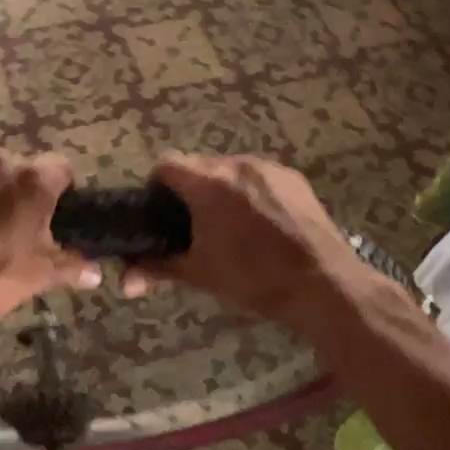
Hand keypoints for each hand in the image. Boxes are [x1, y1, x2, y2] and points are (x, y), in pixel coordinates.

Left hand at [0, 150, 101, 331]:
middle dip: (21, 189)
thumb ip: (72, 267)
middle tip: (15, 223)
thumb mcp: (39, 277)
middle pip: (21, 167)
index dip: (62, 187)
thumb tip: (96, 272)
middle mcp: (1, 161)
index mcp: (34, 180)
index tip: (56, 210)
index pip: (61, 167)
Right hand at [122, 154, 352, 334]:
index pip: (165, 164)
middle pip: (198, 166)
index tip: (163, 213)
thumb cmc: (254, 280)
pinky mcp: (293, 177)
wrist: (324, 285)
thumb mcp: (200, 274)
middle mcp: (235, 164)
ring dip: (222, 189)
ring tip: (231, 225)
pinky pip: (259, 176)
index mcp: (207, 184)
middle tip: (195, 225)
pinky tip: (263, 224)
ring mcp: (268, 168)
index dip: (158, 186)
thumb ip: (158, 269)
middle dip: (191, 190)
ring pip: (229, 170)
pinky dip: (251, 192)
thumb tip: (125, 281)